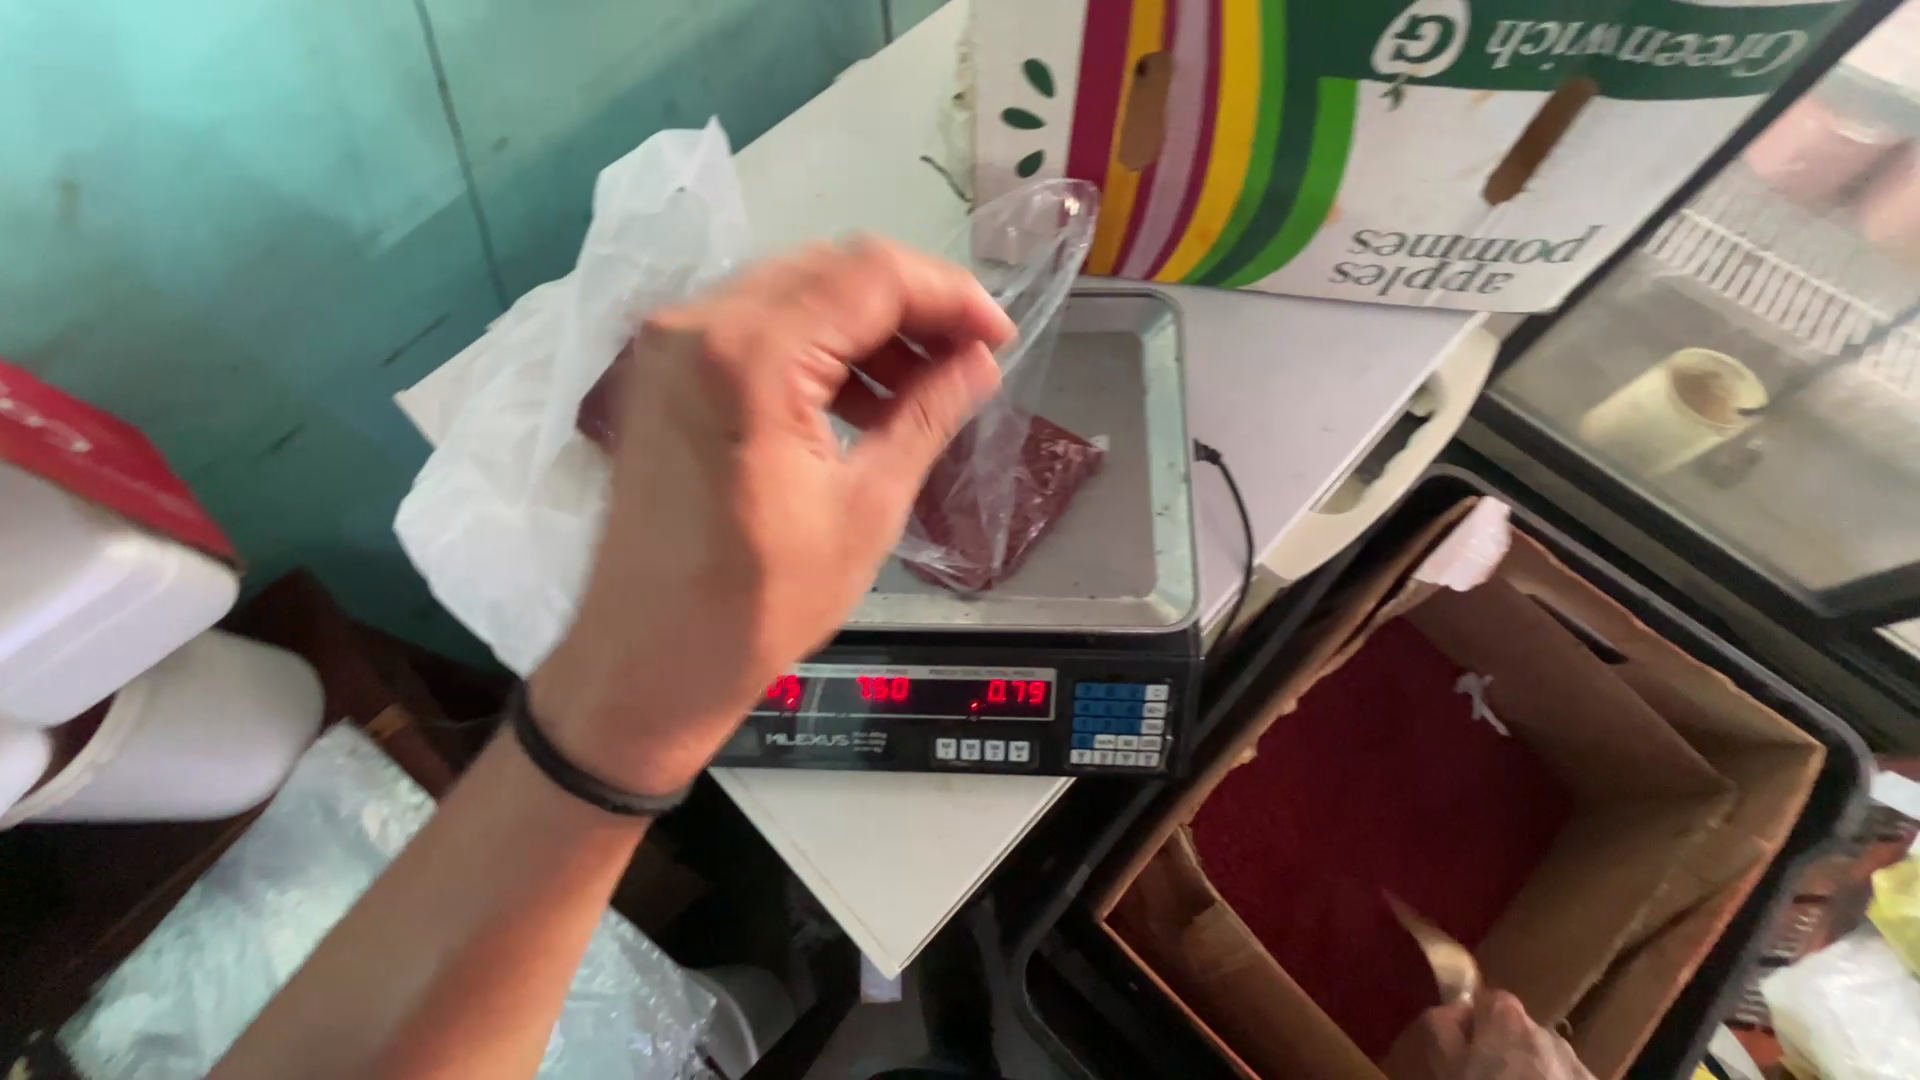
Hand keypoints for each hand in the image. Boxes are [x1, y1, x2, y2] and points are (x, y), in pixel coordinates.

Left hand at [530, 238, 1013, 793]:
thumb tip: (980, 362)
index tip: (998, 337)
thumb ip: (927, 415)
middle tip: (967, 358)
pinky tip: (861, 396)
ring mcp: (672, 343)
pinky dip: (819, 347)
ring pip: (797, 291)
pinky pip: (759, 325)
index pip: (871, 275)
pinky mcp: (664, 369)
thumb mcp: (866, 508)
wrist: (648, 658)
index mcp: (750, 356)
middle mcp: (699, 323)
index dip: (949, 295)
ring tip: (923, 386)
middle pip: (832, 269)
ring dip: (868, 326)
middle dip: (913, 306)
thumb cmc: (761, 602)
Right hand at [1383, 991, 1595, 1079]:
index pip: (1489, 1001)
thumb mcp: (1444, 1064)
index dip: (1475, 1024)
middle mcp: (1550, 1034)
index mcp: (1508, 1018)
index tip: (1465, 1053)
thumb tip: (1454, 1012)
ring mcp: (1583, 1071)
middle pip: (1522, 1034)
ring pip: (1550, 1065)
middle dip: (1507, 1053)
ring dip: (1537, 1078)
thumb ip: (1441, 1025)